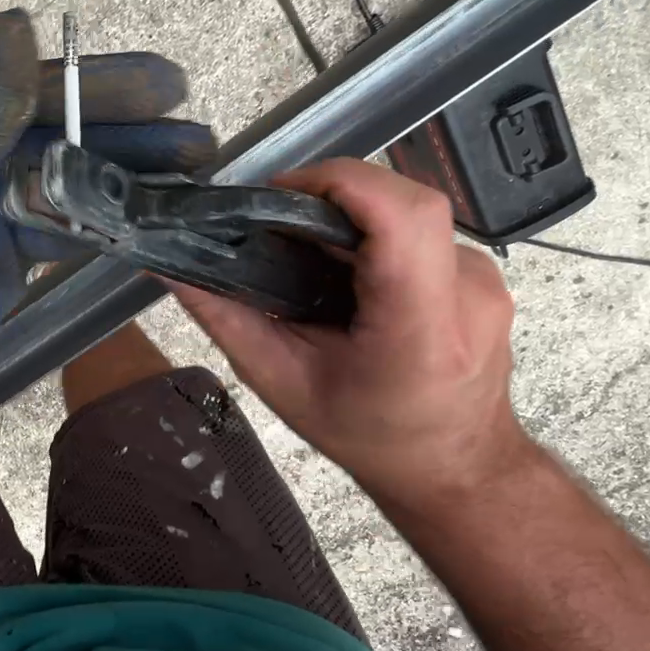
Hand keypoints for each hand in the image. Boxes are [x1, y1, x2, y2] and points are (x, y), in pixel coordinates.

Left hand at [0, 9, 212, 474]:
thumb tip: (15, 15)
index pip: (35, 90)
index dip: (101, 86)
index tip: (168, 84)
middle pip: (64, 132)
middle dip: (132, 132)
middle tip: (199, 134)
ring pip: (72, 177)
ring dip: (130, 175)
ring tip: (195, 174)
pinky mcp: (8, 249)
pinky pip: (66, 224)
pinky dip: (106, 221)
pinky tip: (153, 218)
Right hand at [172, 158, 532, 505]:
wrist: (455, 467)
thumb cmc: (364, 433)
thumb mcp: (278, 381)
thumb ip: (223, 320)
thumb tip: (166, 267)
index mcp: (419, 326)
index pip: (402, 216)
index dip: (339, 183)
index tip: (278, 196)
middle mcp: (466, 291)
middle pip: (403, 200)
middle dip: (330, 192)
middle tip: (275, 222)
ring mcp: (482, 278)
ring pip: (406, 208)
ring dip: (347, 214)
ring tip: (302, 253)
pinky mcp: (480, 273)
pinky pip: (416, 228)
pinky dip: (368, 232)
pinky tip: (340, 271)